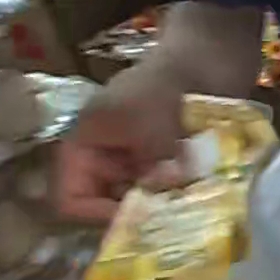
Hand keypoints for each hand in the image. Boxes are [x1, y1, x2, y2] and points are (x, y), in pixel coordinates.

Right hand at [56, 62, 186, 221]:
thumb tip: (159, 210)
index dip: (98, 215)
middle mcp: (107, 158)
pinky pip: (166, 191)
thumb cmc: (167, 87)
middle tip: (169, 222)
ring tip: (187, 210)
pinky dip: (178, 196)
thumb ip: (152, 174)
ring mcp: (139, 159)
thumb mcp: (152, 131)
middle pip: (108, 204)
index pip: (71, 199)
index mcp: (85, 146)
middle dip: (136, 215)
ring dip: (161, 206)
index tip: (138, 219)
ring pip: (141, 200)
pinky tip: (199, 198)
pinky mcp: (169, 160)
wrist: (209, 57)